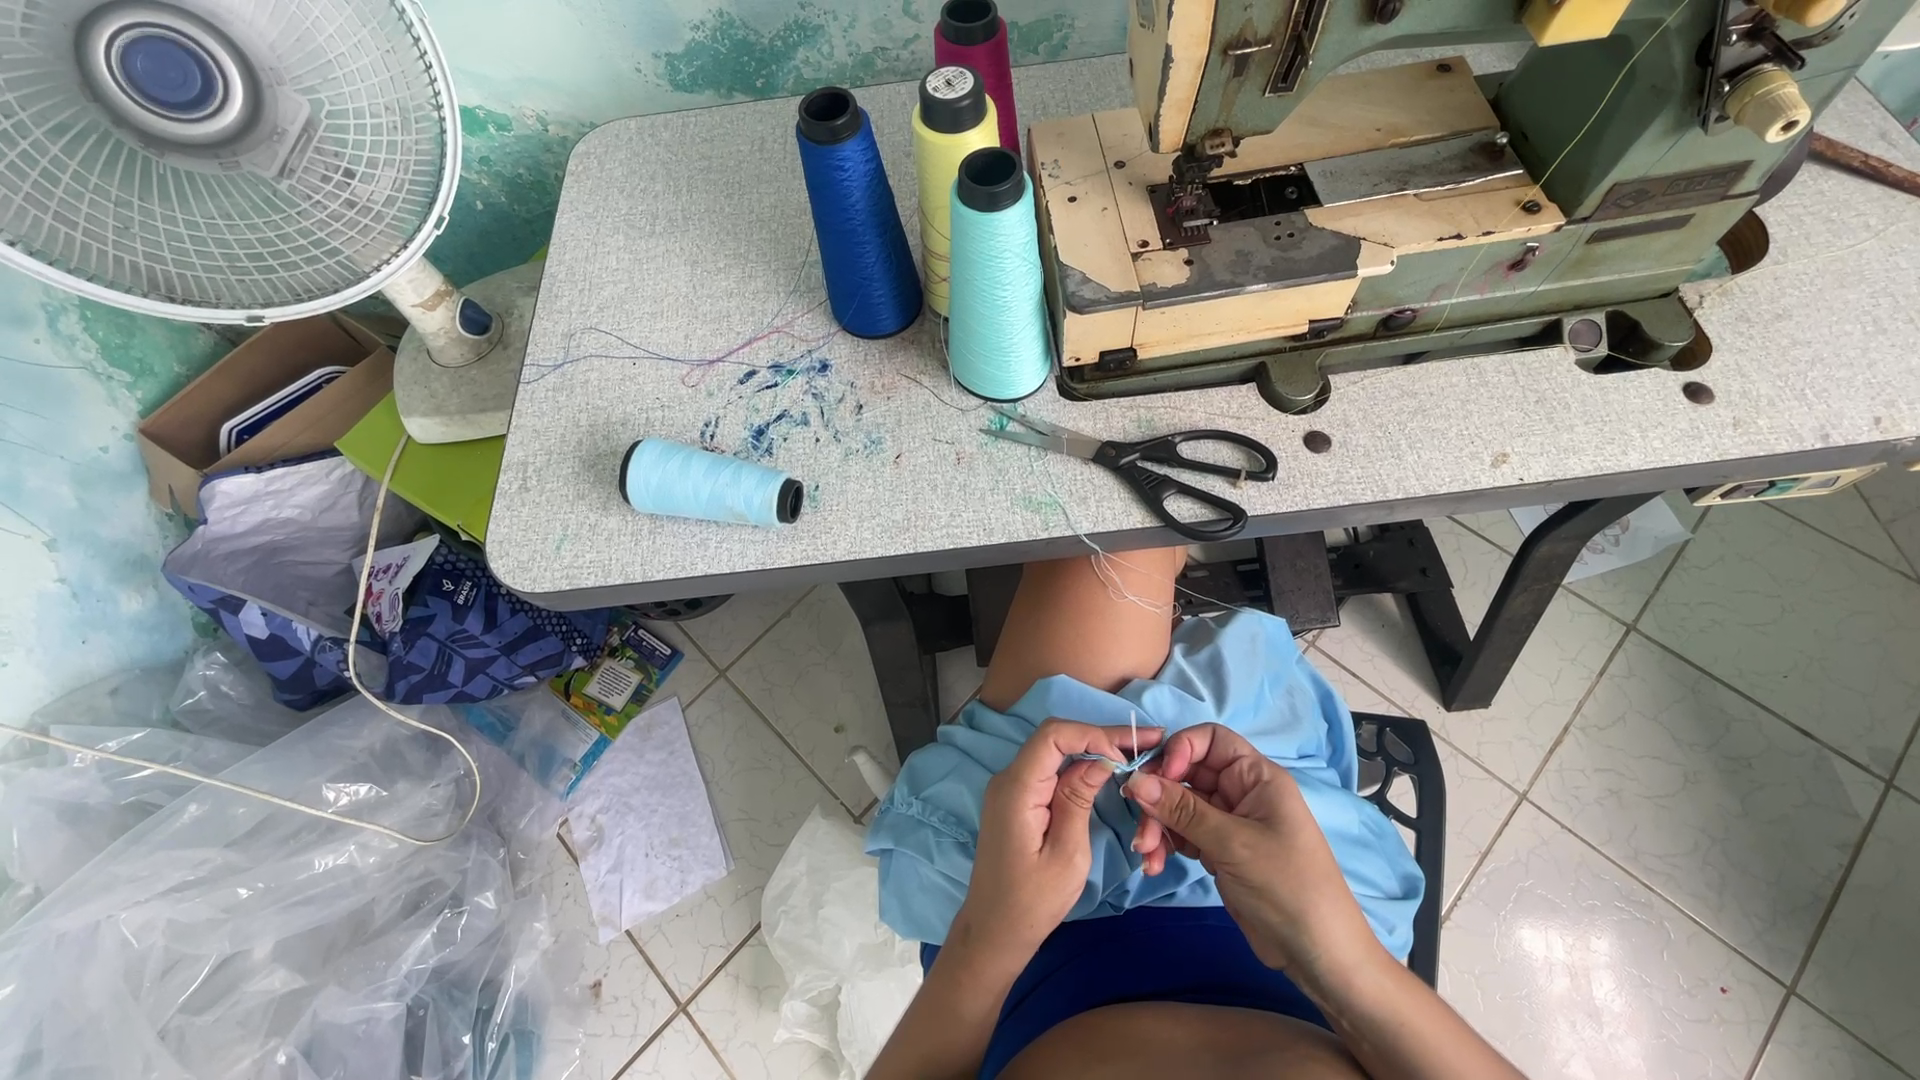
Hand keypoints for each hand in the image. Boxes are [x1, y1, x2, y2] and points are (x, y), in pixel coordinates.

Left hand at [951, 719, 1162, 961]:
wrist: (994, 930)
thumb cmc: (1032, 902)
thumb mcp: (1067, 854)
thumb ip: (1078, 799)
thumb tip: (1101, 758)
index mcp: (1016, 789)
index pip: (1053, 736)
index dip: (1093, 734)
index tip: (1128, 754)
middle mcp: (1008, 778)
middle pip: (1055, 738)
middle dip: (1100, 736)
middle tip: (1147, 741)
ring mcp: (1011, 788)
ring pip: (1054, 751)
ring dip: (1093, 748)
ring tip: (1136, 752)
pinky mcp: (1018, 799)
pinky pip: (1050, 769)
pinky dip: (1080, 764)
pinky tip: (1108, 769)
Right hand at [1124, 724, 1382, 979]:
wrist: (1316, 954)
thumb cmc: (1286, 886)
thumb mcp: (1232, 843)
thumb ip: (1182, 810)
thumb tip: (1134, 781)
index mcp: (1256, 777)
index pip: (1210, 740)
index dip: (1179, 750)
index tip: (1155, 778)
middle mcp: (1241, 792)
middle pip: (1187, 773)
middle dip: (1159, 796)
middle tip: (1140, 825)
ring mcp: (1229, 823)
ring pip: (1179, 806)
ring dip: (1157, 825)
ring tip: (1147, 854)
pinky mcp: (1218, 850)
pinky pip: (1182, 834)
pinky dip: (1165, 845)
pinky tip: (1155, 865)